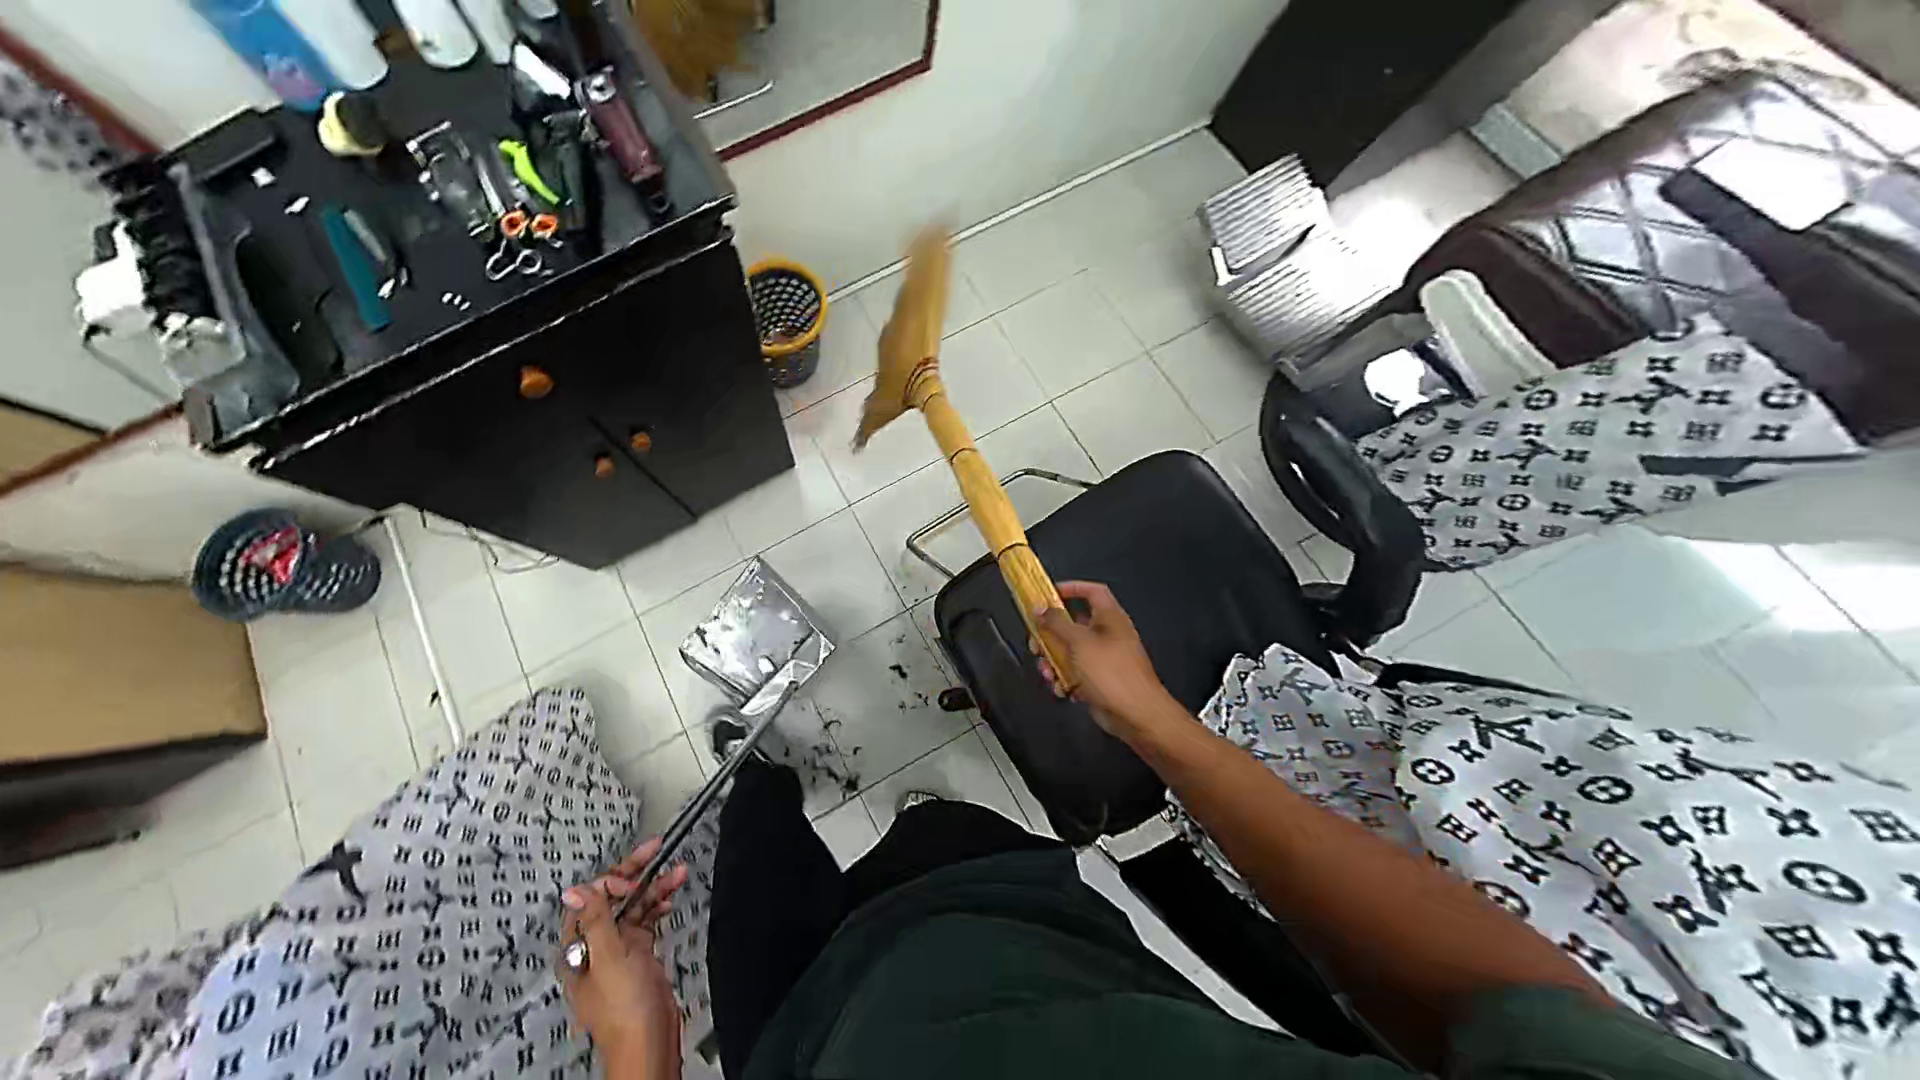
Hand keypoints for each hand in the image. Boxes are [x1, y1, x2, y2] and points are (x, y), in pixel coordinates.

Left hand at [560, 838, 689, 1079]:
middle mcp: (596, 945)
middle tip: (657, 847)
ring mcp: (619, 949)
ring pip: (635, 906)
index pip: (592, 898)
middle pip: (614, 898)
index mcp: (579, 946)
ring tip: (679, 870)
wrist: (650, 1038)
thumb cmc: (625, 1005)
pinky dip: (660, 904)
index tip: (635, 876)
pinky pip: (648, 919)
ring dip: (656, 886)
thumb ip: (595, 920)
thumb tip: (575, 890)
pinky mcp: (640, 954)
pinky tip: (672, 895)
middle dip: (636, 872)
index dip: (613, 881)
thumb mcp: (609, 956)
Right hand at [1032, 581, 1180, 737]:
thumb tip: (1039, 607)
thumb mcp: (1079, 643)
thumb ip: (1056, 623)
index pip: (1092, 591)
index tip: (1047, 594)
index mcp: (1110, 617)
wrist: (1136, 715)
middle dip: (1051, 634)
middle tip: (1035, 643)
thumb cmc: (1111, 672)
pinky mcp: (1099, 679)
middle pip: (1073, 623)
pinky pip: (1075, 672)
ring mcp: (1104, 658)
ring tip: (1048, 672)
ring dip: (1054, 660)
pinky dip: (1065, 679)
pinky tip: (1062, 689)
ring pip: (1070, 651)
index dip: (1071, 588)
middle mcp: (1108, 634)